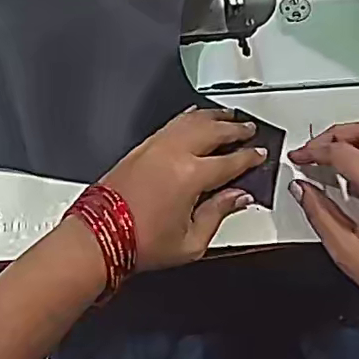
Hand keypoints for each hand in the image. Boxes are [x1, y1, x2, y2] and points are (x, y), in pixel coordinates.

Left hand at [95, 108, 266, 271]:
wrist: (99, 237)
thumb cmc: (137, 242)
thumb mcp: (191, 242)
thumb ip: (218, 214)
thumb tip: (236, 198)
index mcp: (190, 175)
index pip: (230, 160)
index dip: (249, 157)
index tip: (259, 154)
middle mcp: (172, 154)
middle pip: (213, 131)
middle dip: (235, 129)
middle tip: (248, 129)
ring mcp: (154, 147)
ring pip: (190, 121)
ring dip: (213, 117)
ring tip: (227, 116)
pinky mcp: (139, 149)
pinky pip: (170, 124)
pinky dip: (187, 118)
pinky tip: (193, 118)